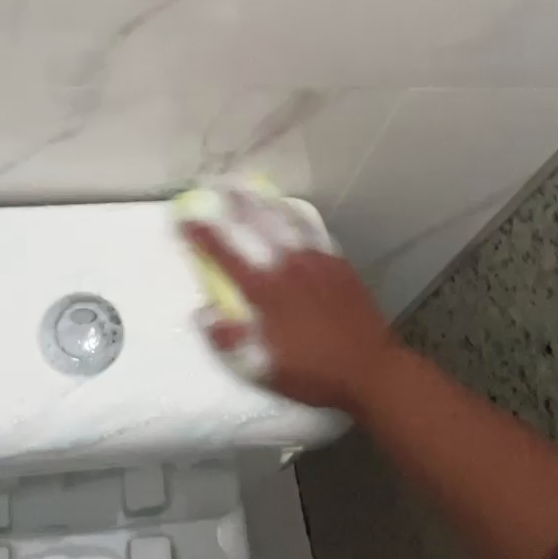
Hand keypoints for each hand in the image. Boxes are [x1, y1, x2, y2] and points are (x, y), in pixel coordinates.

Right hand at [181, 196, 404, 413]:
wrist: (372, 371)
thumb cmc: (314, 374)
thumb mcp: (264, 368)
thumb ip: (229, 340)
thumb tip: (202, 314)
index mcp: (265, 292)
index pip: (225, 256)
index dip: (202, 236)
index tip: (185, 218)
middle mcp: (287, 268)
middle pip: (257, 227)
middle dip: (236, 204)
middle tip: (221, 184)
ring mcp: (316, 263)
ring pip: (286, 223)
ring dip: (266, 204)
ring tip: (253, 188)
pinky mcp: (338, 265)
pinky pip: (314, 233)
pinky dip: (298, 219)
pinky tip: (294, 213)